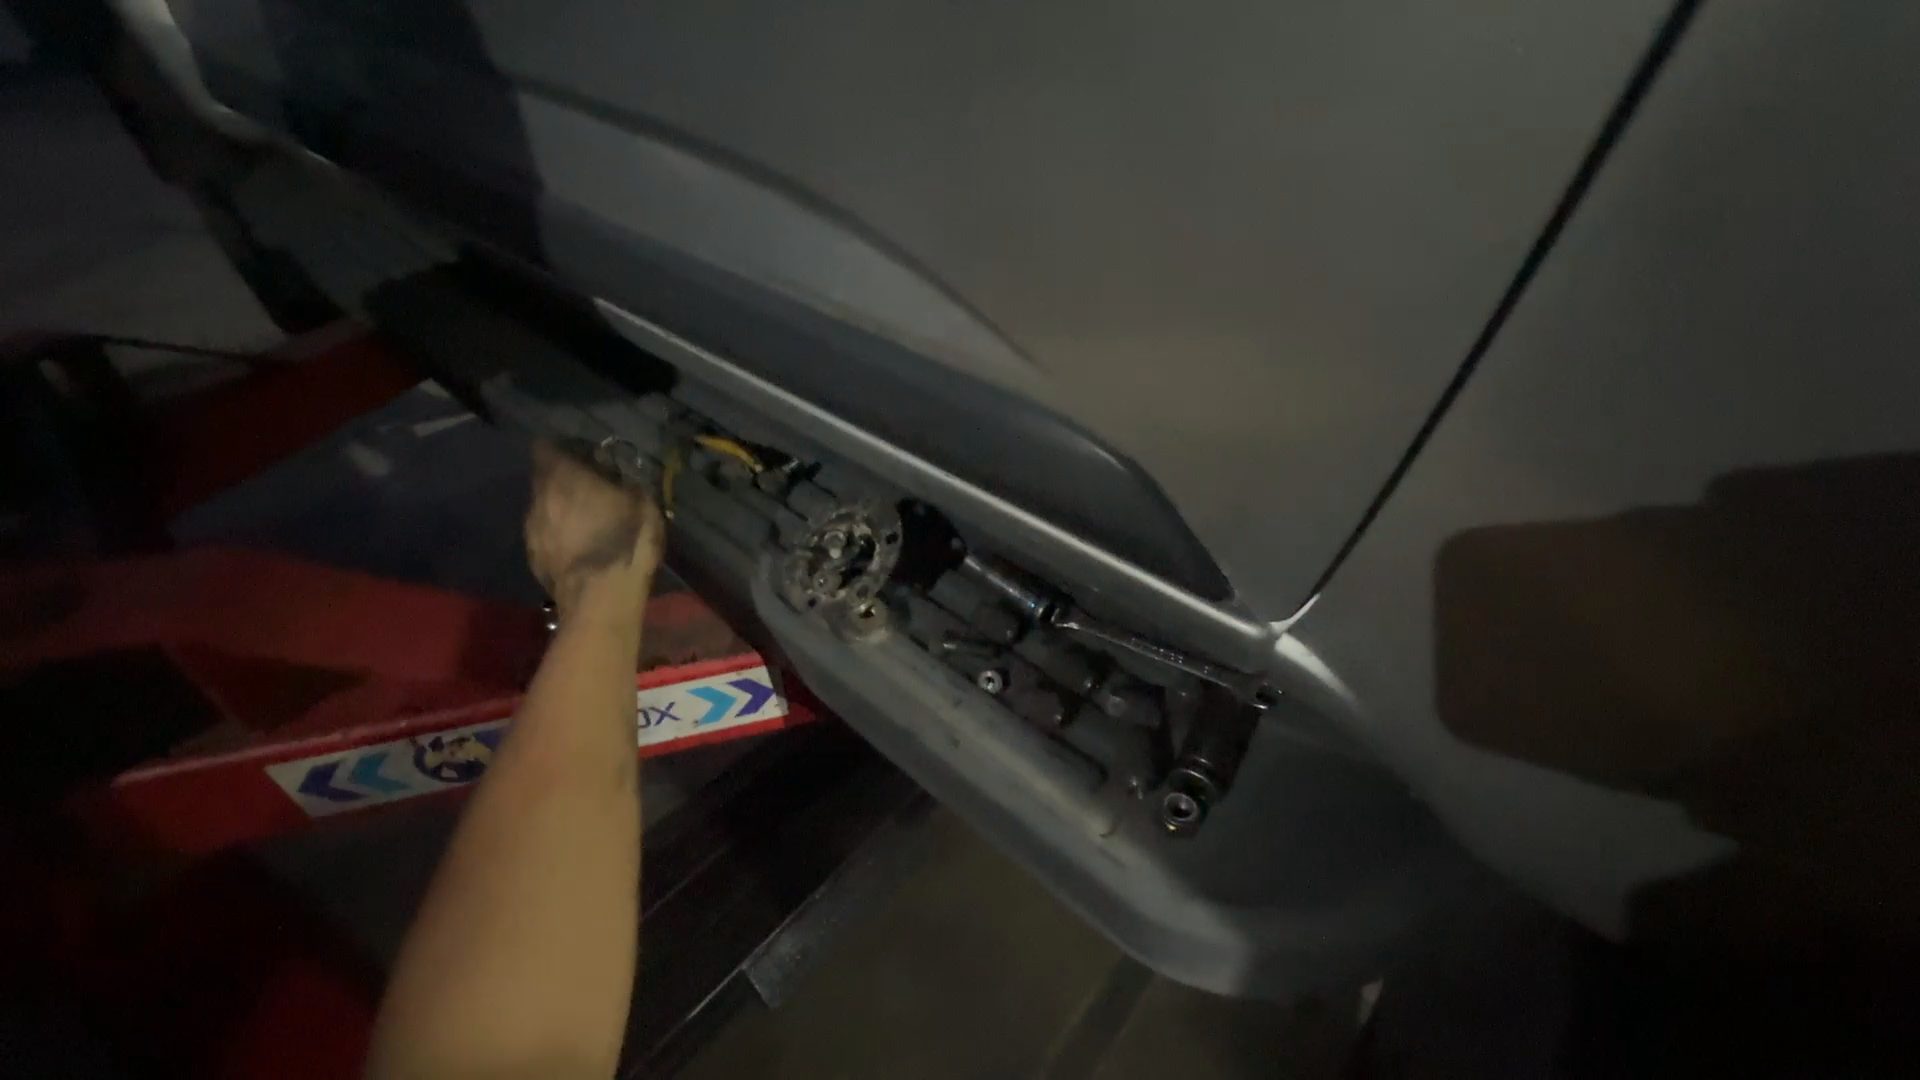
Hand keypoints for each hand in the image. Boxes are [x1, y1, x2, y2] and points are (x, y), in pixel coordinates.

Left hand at [524, 439, 664, 620]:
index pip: (547, 447)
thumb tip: (626, 477)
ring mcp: (532, 528)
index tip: (580, 453)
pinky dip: (557, 533)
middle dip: (562, 479)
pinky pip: (544, 533)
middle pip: (544, 478)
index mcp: (565, 477)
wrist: (600, 599)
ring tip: (583, 518)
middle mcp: (540, 497)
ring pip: (542, 506)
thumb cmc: (626, 543)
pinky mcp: (532, 555)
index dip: (562, 448)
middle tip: (586, 486)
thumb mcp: (644, 506)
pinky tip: (577, 545)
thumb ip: (629, 484)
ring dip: (558, 508)